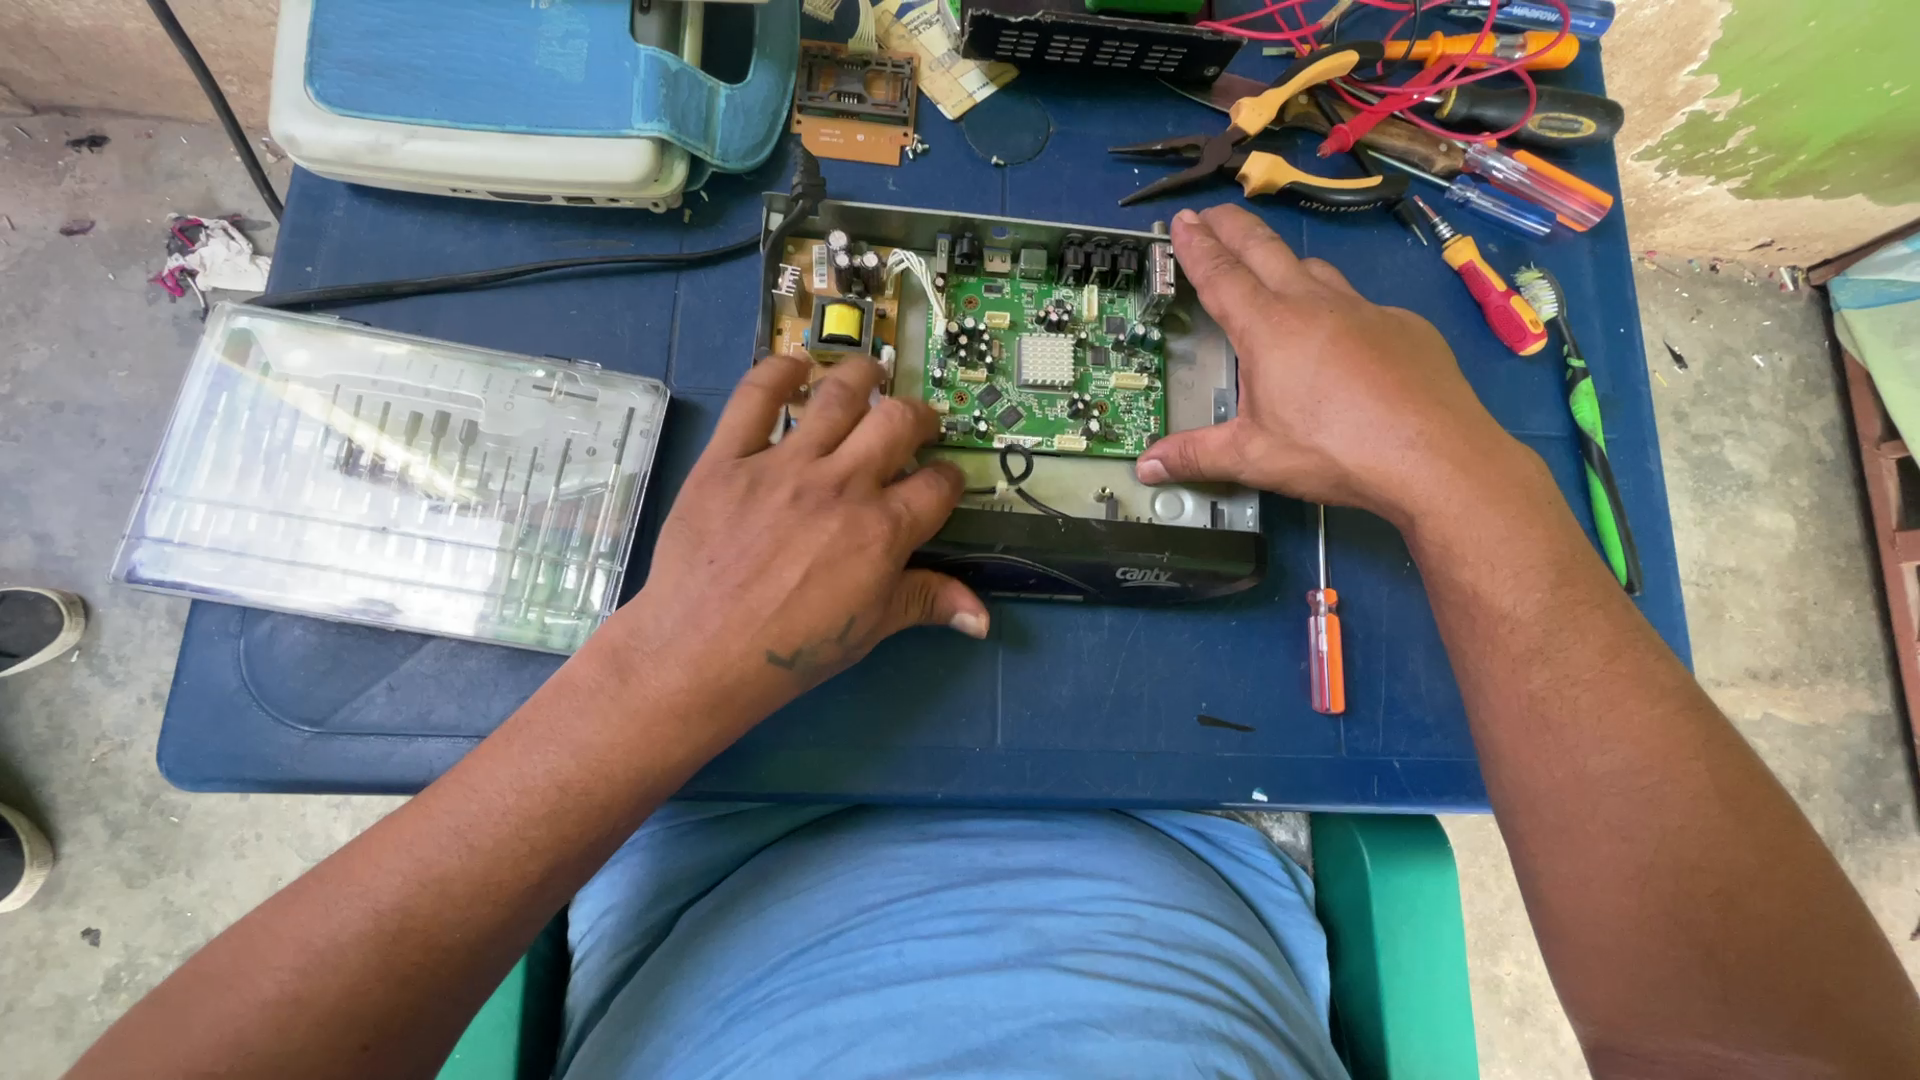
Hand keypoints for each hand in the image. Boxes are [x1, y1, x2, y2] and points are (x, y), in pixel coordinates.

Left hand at [607, 354, 987, 727]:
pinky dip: (778, 371)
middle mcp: (842, 485)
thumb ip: (927, 603)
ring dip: (863, 374)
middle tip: (915, 422)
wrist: (701, 653)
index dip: (949, 478)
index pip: (937, 484)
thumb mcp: (870, 628)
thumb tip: (983, 618)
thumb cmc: (793, 649)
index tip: (942, 481)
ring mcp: (784, 466)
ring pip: (838, 396)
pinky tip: (795, 365)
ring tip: (871, 371)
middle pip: (898, 422)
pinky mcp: (729, 458)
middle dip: (919, 415)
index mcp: (883, 529)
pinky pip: (755, 398)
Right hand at [1135, 204, 1527, 527]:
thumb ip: (1195, 456)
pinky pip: (1359, 305)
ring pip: (1314, 269)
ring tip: (1270, 267)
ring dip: (1284, 261)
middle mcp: (1314, 306)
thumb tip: (1145, 467)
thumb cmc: (1332, 451)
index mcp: (1269, 329)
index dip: (1197, 246)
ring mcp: (1364, 310)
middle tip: (1213, 214)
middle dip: (1233, 227)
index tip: (1183, 221)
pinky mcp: (1403, 327)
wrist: (1435, 455)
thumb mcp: (1252, 457)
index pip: (1221, 275)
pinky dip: (1336, 308)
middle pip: (1265, 250)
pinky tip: (1340, 338)